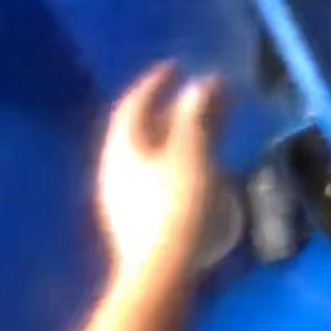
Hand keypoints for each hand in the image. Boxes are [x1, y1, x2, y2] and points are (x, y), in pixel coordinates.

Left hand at [97, 63, 225, 290]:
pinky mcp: (144, 207)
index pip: (134, 106)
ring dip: (182, 125)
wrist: (164, 264)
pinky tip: (202, 149)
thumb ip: (196, 116)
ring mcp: (129, 189)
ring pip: (156, 145)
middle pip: (146, 125)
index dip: (154, 83)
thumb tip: (200, 83)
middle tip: (204, 87)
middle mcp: (119, 165)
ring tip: (211, 113)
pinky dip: (183, 145)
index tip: (175, 65)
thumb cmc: (177, 200)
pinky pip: (163, 162)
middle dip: (175, 103)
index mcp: (125, 149)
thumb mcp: (192, 152)